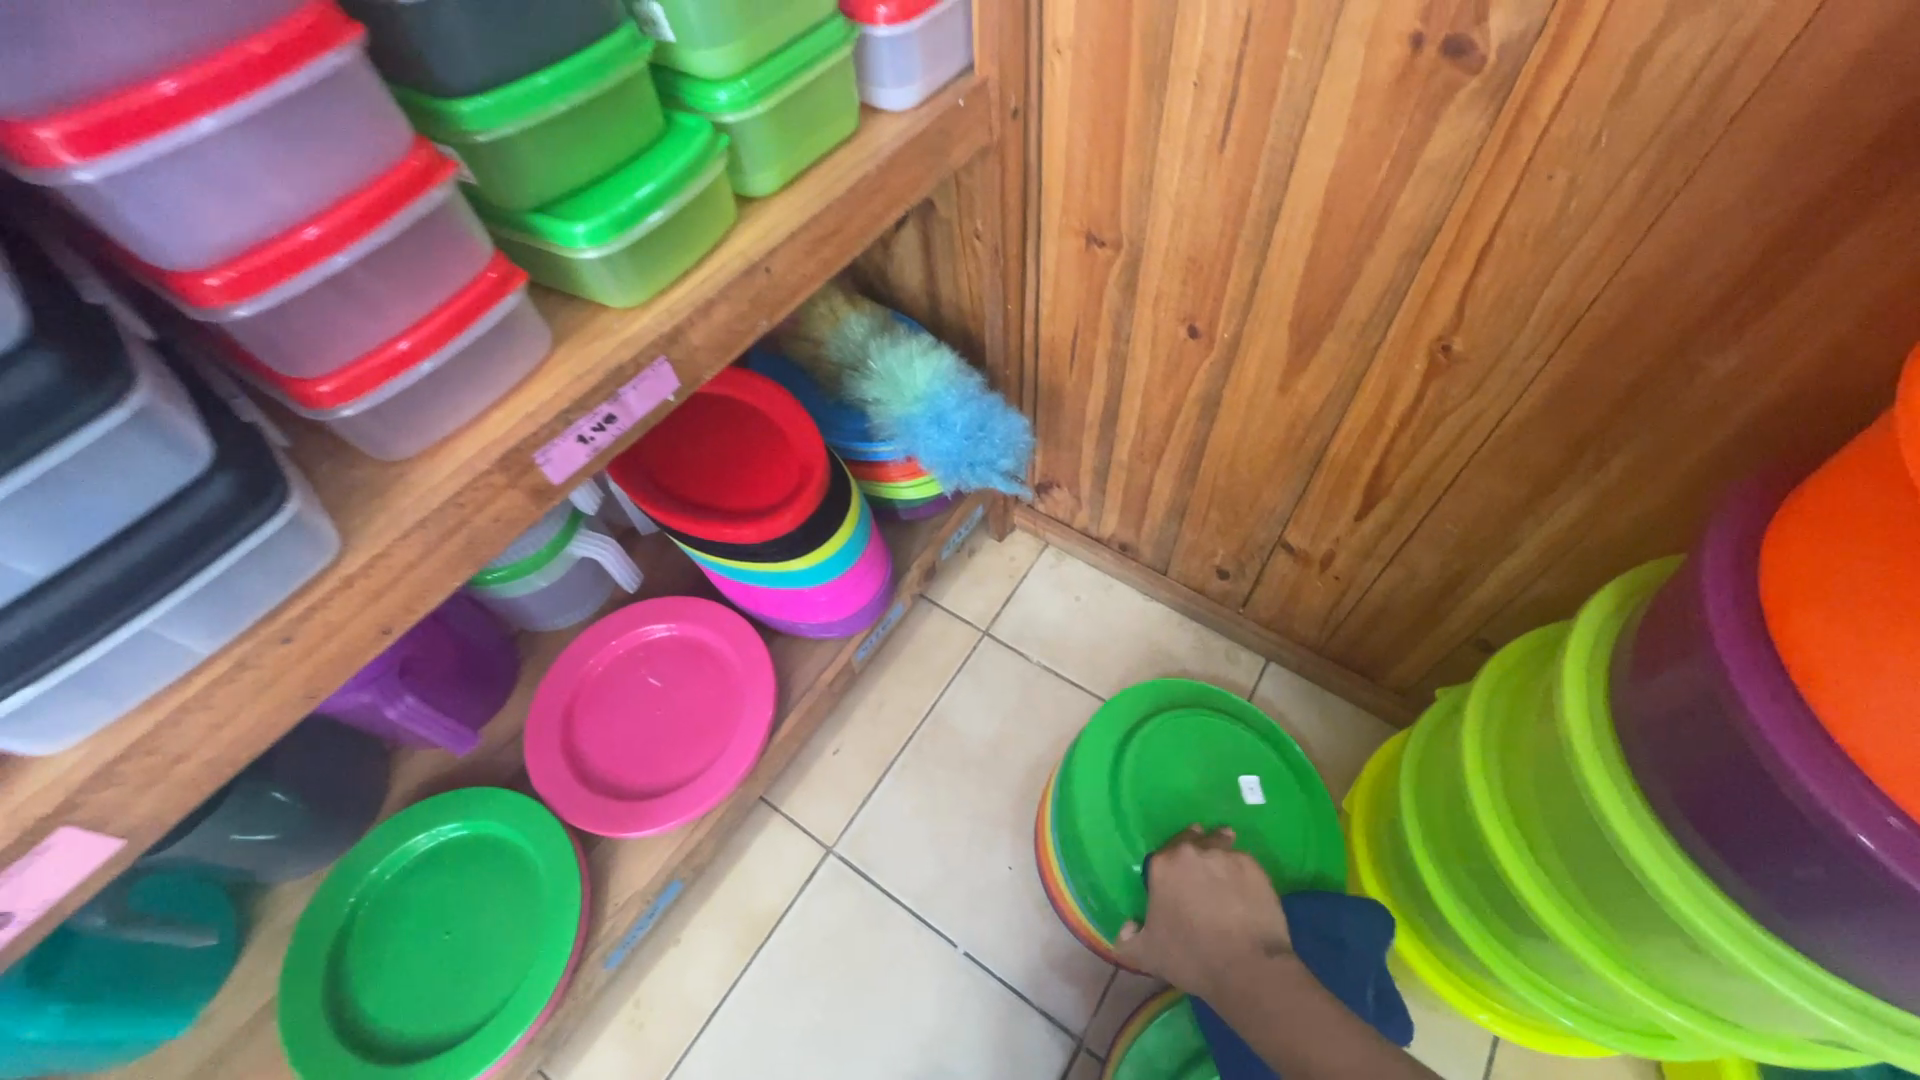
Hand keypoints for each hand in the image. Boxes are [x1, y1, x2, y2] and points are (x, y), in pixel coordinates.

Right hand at [1113, 825, 1293, 999]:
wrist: (1246, 967)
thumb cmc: (1190, 957)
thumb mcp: (1145, 955)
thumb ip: (1126, 939)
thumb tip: (1128, 926)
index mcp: (1163, 865)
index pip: (1160, 855)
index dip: (1165, 868)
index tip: (1173, 880)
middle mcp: (1192, 852)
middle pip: (1191, 839)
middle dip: (1193, 846)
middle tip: (1198, 867)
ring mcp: (1226, 856)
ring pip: (1220, 844)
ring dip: (1219, 850)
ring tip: (1223, 868)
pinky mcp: (1254, 867)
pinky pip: (1243, 862)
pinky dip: (1242, 871)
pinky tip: (1245, 887)